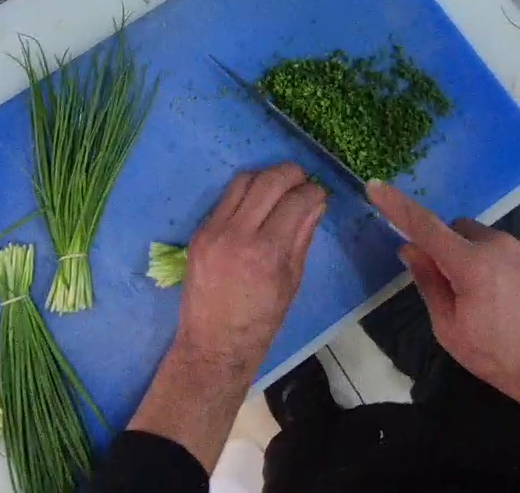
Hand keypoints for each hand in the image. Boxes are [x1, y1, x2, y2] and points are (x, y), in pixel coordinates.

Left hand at [130, 164, 324, 469]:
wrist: (213, 346)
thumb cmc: (260, 321)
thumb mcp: (291, 280)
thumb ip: (303, 235)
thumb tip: (317, 202)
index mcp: (266, 252)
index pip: (295, 201)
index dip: (313, 191)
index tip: (320, 192)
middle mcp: (238, 234)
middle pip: (268, 181)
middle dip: (291, 173)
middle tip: (303, 179)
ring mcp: (214, 231)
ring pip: (243, 180)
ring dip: (266, 177)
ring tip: (280, 186)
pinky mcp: (199, 232)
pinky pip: (225, 198)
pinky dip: (245, 193)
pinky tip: (257, 202)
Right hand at [368, 180, 519, 417]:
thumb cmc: (501, 358)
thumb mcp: (451, 331)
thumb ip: (428, 283)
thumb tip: (410, 249)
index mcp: (470, 263)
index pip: (424, 226)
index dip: (396, 206)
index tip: (375, 186)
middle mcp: (497, 243)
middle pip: (458, 230)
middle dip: (449, 249)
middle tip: (455, 288)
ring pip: (485, 240)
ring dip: (478, 258)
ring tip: (493, 302)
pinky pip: (511, 250)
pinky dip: (503, 265)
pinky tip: (515, 300)